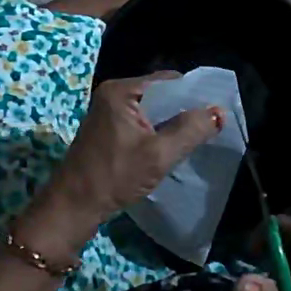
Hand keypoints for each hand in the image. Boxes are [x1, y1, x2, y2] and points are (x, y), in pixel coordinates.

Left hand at [18, 73, 222, 257]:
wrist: (71, 209)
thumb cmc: (113, 178)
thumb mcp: (158, 155)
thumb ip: (190, 130)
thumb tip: (219, 112)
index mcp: (122, 90)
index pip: (169, 81)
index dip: (194, 95)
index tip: (214, 112)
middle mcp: (114, 93)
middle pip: (162, 93)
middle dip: (184, 109)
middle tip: (208, 125)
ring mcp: (109, 110)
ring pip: (153, 108)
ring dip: (172, 121)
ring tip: (195, 135)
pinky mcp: (108, 127)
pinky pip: (142, 119)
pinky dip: (158, 129)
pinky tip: (171, 144)